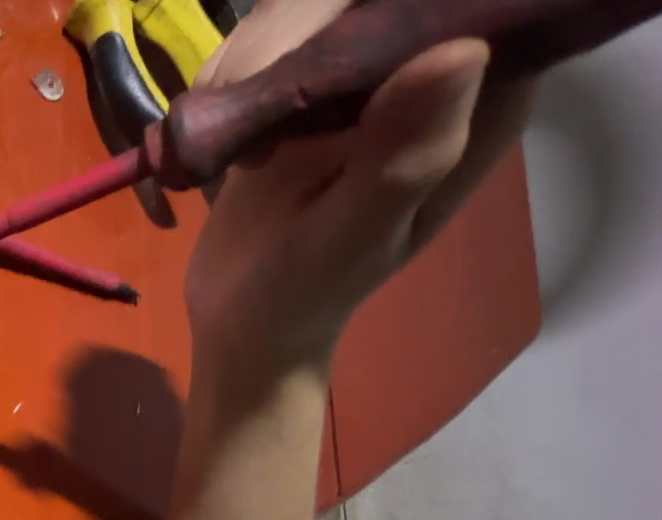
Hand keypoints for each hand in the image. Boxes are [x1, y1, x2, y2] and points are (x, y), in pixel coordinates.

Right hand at [184, 0, 534, 363]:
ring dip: (245, 55)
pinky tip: (208, 125)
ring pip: (305, 13)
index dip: (379, 11)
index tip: (312, 59)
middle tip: (239, 98)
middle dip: (289, 30)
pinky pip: (266, 48)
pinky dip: (224, 76)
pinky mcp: (300, 99)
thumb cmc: (301, 296)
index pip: (451, 4)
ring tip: (215, 124)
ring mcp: (357, 85)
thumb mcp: (350, 238)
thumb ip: (402, 159)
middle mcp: (426, 77)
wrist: (239, 325)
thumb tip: (458, 50)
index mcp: (475, 106)